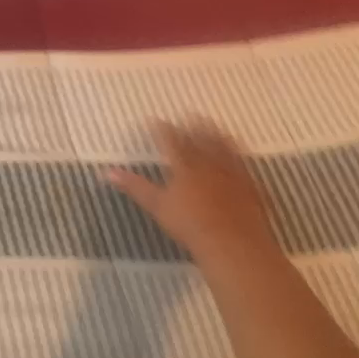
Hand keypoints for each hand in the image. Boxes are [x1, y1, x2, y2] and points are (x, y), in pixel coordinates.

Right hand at [107, 118, 281, 265]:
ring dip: (219, 136)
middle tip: (191, 114)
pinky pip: (245, 167)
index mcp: (185, 166)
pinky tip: (242, 157)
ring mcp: (233, 175)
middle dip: (194, 126)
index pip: (172, 142)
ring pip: (225, 149)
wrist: (234, 243)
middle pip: (201, 141)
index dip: (163, 130)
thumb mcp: (157, 205)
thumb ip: (134, 186)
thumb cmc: (190, 224)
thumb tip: (107, 171)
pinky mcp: (251, 188)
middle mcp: (209, 165)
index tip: (156, 120)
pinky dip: (241, 158)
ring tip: (216, 127)